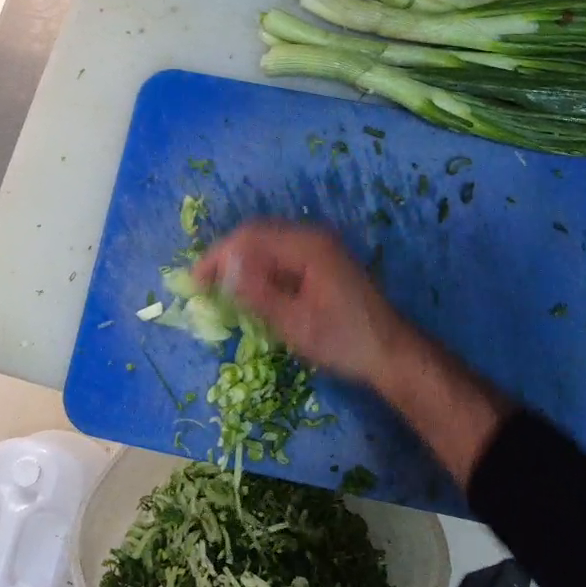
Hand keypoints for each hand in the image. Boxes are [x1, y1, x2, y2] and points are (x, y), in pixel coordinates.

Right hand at [200, 220, 511, 484]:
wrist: (390, 352)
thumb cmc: (343, 340)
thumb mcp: (295, 323)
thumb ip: (258, 294)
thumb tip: (223, 271)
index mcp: (307, 246)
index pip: (249, 237)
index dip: (217, 256)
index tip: (194, 282)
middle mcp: (313, 236)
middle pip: (257, 234)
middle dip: (226, 257)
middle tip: (202, 285)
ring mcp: (320, 246)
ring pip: (268, 243)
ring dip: (241, 262)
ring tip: (219, 288)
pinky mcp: (322, 260)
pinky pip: (281, 254)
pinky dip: (259, 268)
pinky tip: (250, 290)